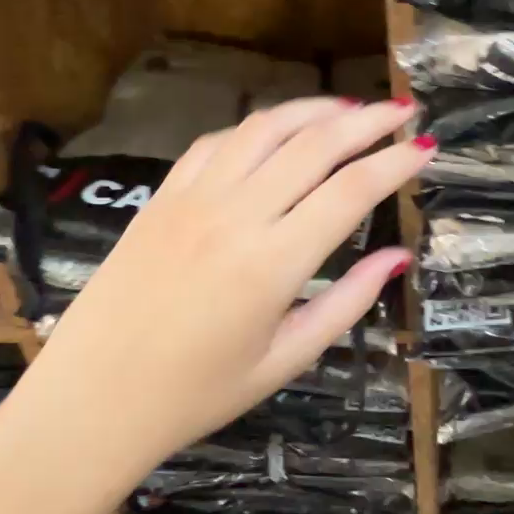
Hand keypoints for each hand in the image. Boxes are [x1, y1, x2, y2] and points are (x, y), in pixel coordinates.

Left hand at [0, 97, 432, 489]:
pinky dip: (258, 128)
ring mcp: (193, 200)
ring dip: (314, 110)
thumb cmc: (194, 396)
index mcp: (272, 264)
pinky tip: (279, 132)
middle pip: (315, 145)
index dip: (396, 162)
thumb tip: (397, 257)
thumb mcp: (284, 361)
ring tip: (350, 109)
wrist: (87, 403)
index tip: (426, 146)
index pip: (351, 191)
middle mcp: (235, 216)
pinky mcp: (162, 197)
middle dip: (368, 121)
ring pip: (266, 129)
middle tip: (402, 109)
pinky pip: (218, 142)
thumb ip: (347, 303)